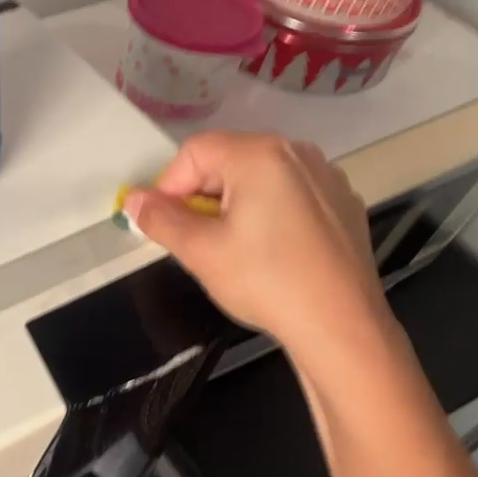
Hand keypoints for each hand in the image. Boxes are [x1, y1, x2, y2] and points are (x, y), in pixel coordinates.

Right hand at [125, 131, 384, 356]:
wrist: (341, 324)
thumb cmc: (265, 281)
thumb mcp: (200, 251)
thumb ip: (161, 219)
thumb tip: (134, 201)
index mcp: (260, 155)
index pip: (194, 152)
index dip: (169, 187)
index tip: (166, 226)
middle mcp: (297, 152)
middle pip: (228, 159)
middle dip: (202, 196)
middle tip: (197, 239)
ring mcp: (326, 176)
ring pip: (260, 177)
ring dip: (234, 204)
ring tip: (234, 247)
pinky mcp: (343, 203)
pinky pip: (291, 194)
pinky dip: (270, 212)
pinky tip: (273, 251)